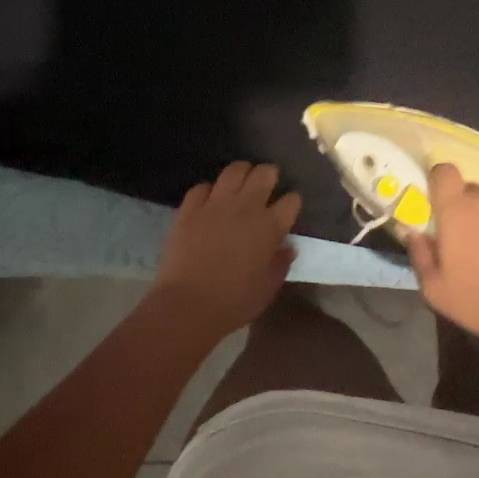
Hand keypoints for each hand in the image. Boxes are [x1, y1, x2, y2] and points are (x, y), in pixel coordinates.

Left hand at [151, 162, 301, 337]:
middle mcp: (247, 207)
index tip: (287, 210)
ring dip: (241, 174)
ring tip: (239, 184)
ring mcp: (216, 204)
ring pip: (234, 170)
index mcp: (270, 226)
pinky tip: (208, 201)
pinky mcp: (190, 209)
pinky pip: (202, 187)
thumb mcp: (267, 289)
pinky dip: (208, 191)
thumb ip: (280, 264)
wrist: (186, 306)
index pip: (292, 200)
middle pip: (265, 173)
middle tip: (266, 186)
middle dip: (269, 175)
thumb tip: (288, 247)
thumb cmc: (233, 302)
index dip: (291, 203)